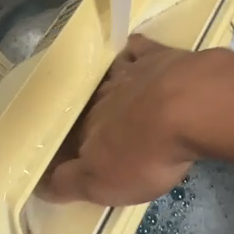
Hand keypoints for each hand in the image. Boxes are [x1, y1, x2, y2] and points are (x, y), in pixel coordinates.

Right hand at [42, 35, 214, 205]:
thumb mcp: (103, 184)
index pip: (68, 140)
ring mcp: (130, 71)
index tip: (67, 158)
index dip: (66, 150)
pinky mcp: (157, 55)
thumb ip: (69, 182)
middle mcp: (101, 96)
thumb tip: (41, 184)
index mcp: (86, 128)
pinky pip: (136, 48)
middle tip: (95, 131)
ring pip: (109, 78)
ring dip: (108, 88)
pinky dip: (130, 52)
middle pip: (88, 108)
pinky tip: (131, 54)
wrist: (192, 106)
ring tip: (113, 96)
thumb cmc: (147, 152)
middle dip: (88, 119)